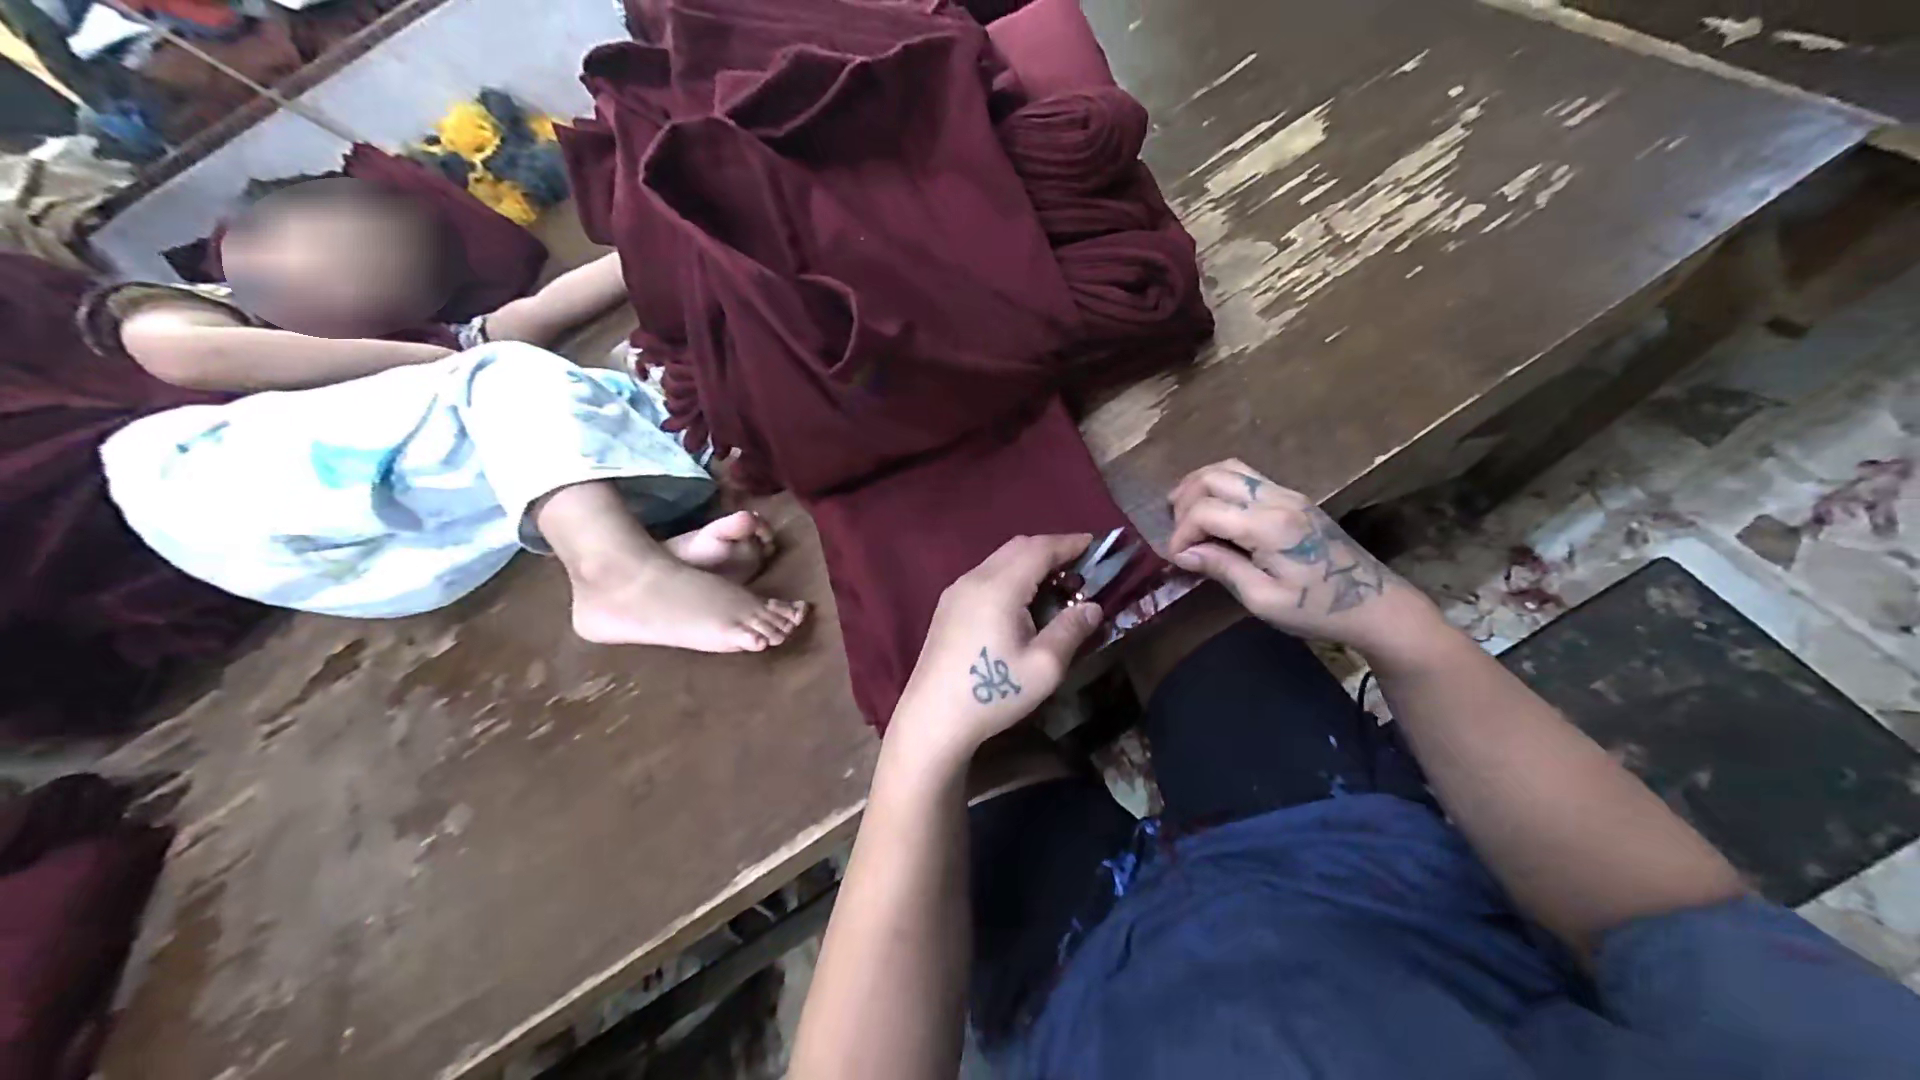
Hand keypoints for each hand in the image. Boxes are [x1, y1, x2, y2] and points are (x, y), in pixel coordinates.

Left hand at [887, 534, 1106, 772]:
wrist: (933, 718)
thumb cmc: (992, 692)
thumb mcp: (1044, 666)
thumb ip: (1071, 630)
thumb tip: (1092, 607)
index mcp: (999, 587)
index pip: (1040, 549)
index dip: (1069, 543)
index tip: (1095, 544)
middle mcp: (974, 579)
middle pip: (1018, 547)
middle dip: (1051, 549)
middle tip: (1080, 567)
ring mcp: (956, 591)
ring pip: (999, 560)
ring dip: (1030, 562)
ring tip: (1057, 585)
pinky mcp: (948, 607)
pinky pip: (986, 575)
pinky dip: (1011, 575)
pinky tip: (1023, 601)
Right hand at [1167, 459, 1441, 656]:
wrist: (1376, 606)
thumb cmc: (1317, 610)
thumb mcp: (1263, 600)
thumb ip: (1221, 568)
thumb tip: (1183, 553)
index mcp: (1269, 526)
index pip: (1205, 511)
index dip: (1181, 533)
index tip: (1176, 559)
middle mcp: (1277, 499)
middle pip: (1213, 477)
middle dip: (1184, 502)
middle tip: (1176, 533)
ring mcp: (1288, 494)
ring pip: (1229, 469)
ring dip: (1199, 486)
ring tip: (1184, 514)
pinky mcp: (1294, 498)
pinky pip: (1246, 477)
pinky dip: (1219, 487)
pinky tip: (1212, 511)